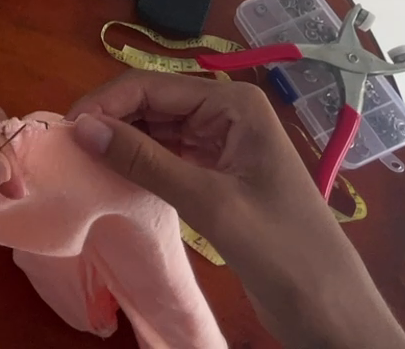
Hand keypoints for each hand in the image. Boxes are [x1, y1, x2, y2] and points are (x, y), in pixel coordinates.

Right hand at [69, 72, 404, 348]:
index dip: (106, 102)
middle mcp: (225, 112)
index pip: (152, 86)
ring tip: (83, 157)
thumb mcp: (210, 203)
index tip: (68, 128)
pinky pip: (165, 153)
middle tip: (69, 145)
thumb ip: (145, 161)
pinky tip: (113, 172)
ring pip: (154, 127)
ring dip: (121, 139)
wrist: (336, 319)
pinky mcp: (215, 172)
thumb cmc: (285, 252)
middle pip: (151, 102)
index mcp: (233, 103)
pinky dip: (137, 161)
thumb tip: (82, 128)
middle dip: (111, 119)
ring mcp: (220, 142)